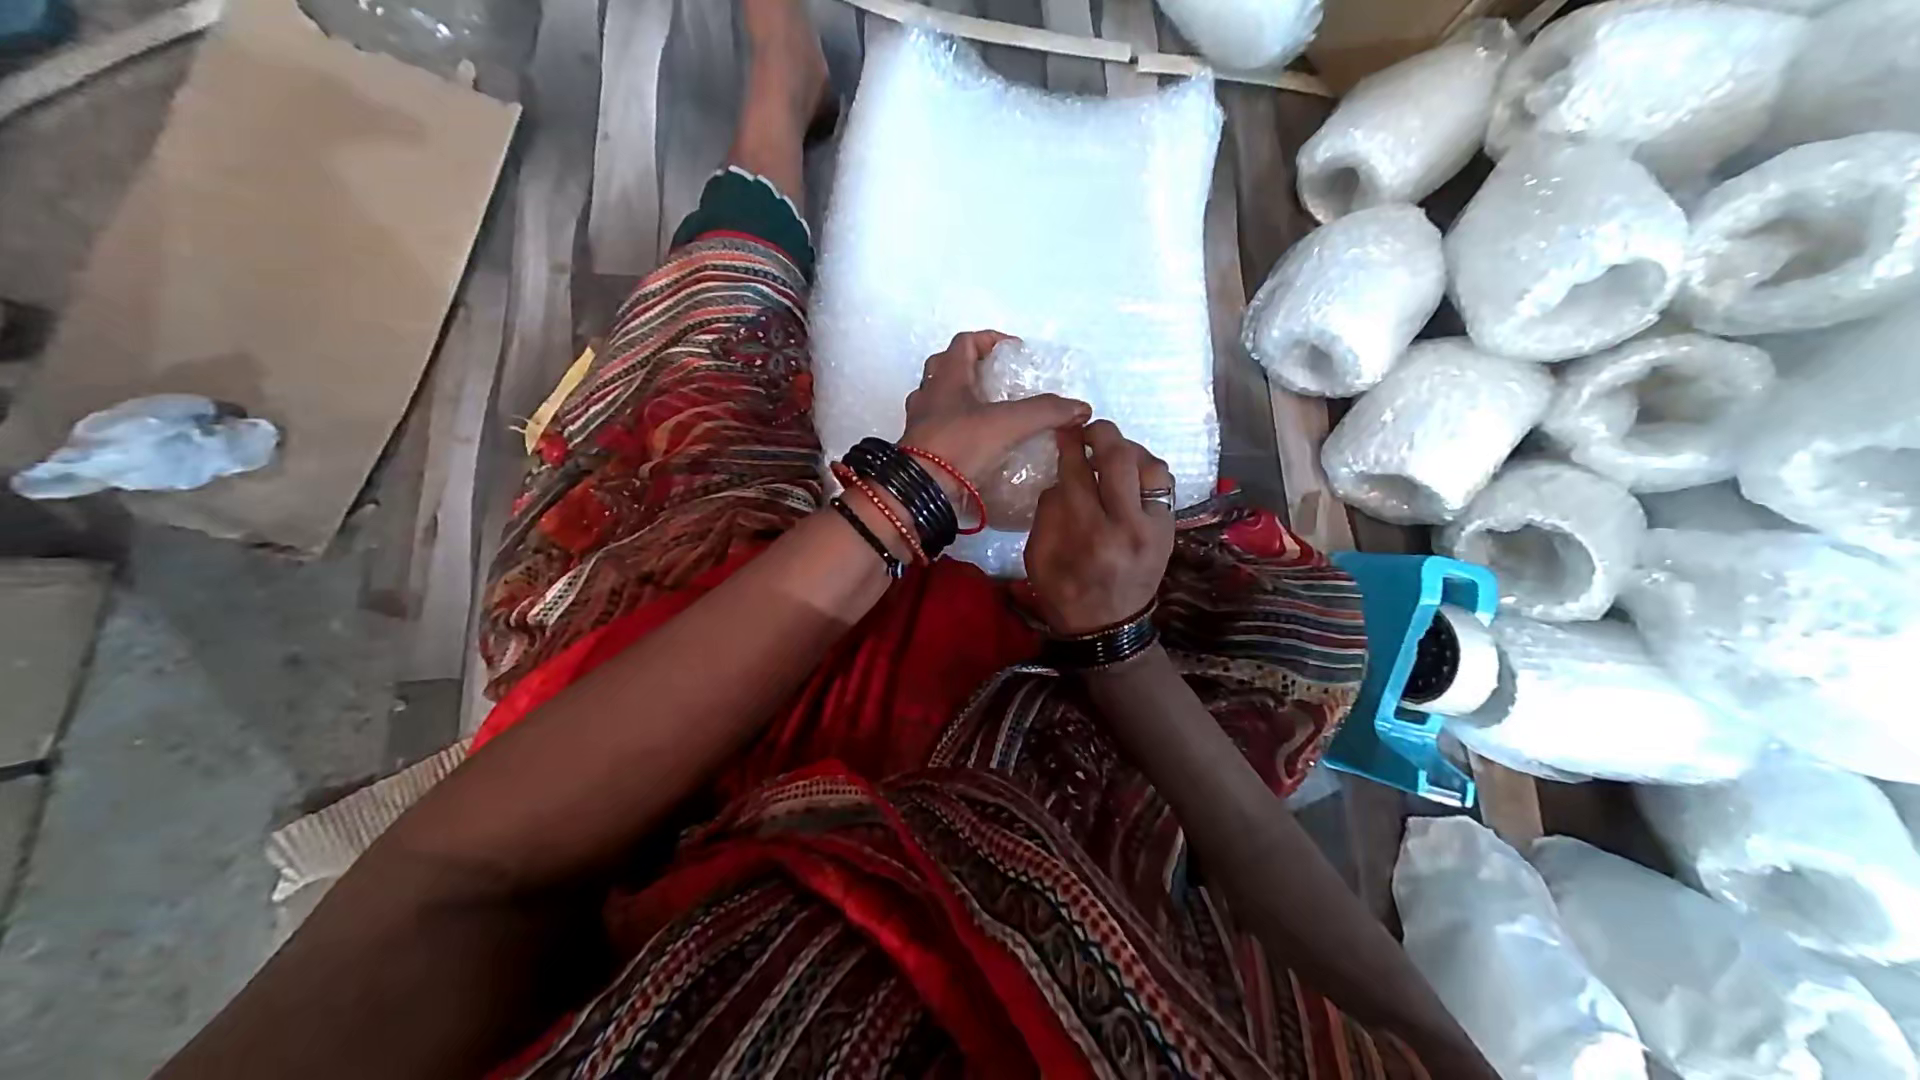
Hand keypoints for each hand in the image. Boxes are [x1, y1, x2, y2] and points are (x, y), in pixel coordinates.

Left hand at [900, 331, 1089, 499]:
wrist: (920, 491)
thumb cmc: (958, 446)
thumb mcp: (1008, 424)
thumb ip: (1045, 412)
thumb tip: (1081, 408)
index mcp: (945, 378)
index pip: (965, 342)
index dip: (990, 339)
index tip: (1014, 351)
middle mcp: (928, 396)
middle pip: (947, 368)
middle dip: (973, 369)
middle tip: (1000, 381)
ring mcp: (920, 424)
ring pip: (940, 400)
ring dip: (964, 401)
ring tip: (992, 413)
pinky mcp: (920, 451)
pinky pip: (940, 430)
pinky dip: (960, 430)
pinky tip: (980, 444)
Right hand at [1025, 421, 1175, 634]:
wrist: (1110, 629)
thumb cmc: (1066, 594)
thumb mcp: (1037, 557)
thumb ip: (1047, 512)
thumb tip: (1062, 475)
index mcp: (1088, 535)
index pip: (1078, 473)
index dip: (1069, 445)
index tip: (1063, 431)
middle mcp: (1127, 526)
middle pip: (1120, 459)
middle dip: (1101, 434)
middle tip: (1088, 430)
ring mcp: (1156, 527)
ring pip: (1151, 466)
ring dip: (1129, 450)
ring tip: (1111, 452)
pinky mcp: (1171, 529)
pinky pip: (1164, 484)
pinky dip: (1146, 469)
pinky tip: (1129, 472)